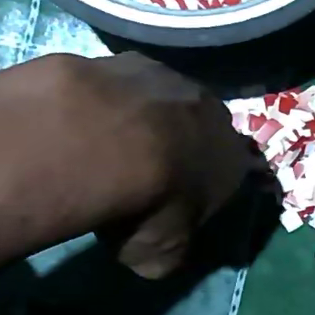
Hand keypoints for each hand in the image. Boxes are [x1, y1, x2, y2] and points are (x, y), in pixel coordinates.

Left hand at [70, 53, 263, 278]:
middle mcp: (212, 113)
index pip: (234, 174)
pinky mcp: (128, 60)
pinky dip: (108, 102)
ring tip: (104, 146)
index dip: (207, 189)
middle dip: (180, 146)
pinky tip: (81, 122)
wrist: (101, 141)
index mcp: (232, 160)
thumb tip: (159, 248)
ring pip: (163, 101)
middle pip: (201, 129)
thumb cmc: (146, 205)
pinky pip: (122, 85)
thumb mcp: (161, 255)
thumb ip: (171, 248)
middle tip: (143, 173)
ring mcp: (172, 79)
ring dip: (144, 118)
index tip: (181, 205)